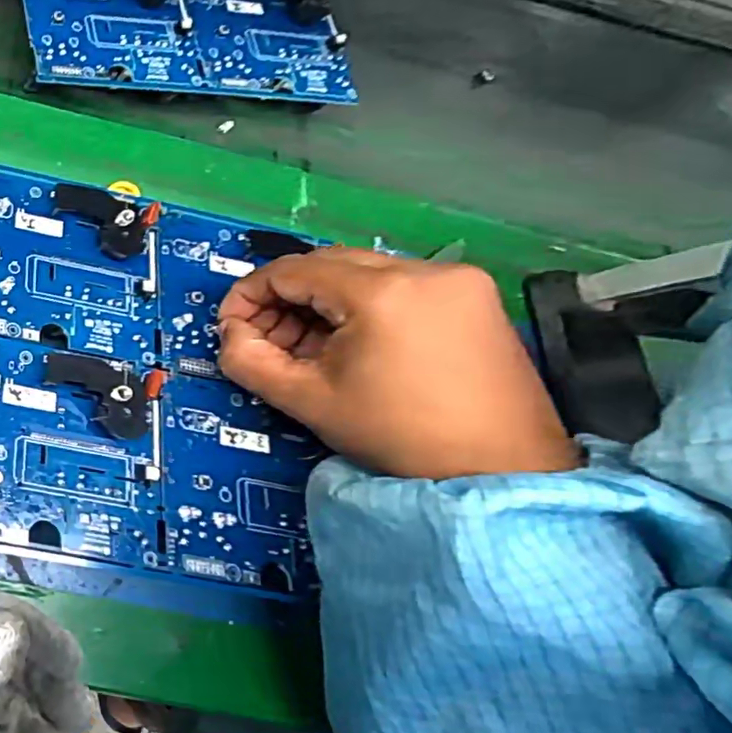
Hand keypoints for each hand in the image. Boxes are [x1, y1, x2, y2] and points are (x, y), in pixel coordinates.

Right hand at [216, 247, 577, 478]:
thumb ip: (248, 359)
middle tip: (265, 338)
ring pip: (358, 271)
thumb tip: (231, 332)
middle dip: (282, 297)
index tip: (232, 326)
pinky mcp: (472, 296)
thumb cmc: (396, 433)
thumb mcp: (304, 398)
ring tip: (305, 345)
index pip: (291, 270)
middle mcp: (424, 270)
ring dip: (318, 300)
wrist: (500, 468)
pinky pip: (393, 283)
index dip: (249, 294)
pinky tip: (347, 341)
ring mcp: (456, 280)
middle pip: (324, 264)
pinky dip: (357, 304)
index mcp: (383, 292)